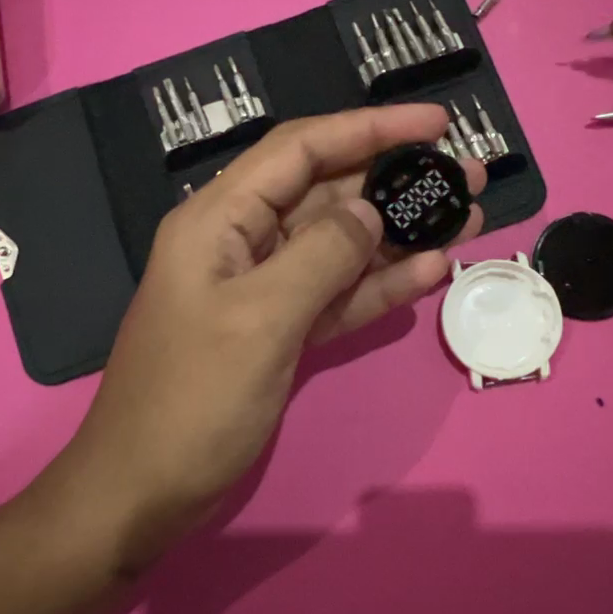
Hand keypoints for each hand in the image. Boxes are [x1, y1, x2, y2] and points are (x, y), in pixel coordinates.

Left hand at [55, 105, 484, 563]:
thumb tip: (368, 210)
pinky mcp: (277, 330)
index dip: (368, 127)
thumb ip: (320, 255)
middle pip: (326, 191)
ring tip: (467, 216)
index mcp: (218, 219)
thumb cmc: (192, 400)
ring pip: (338, 244)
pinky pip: (335, 293)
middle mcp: (240, 241)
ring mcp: (261, 288)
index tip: (437, 123)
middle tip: (469, 175)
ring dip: (399, 230)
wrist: (144, 490)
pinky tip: (429, 271)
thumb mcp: (260, 319)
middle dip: (395, 178)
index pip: (300, 149)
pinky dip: (378, 283)